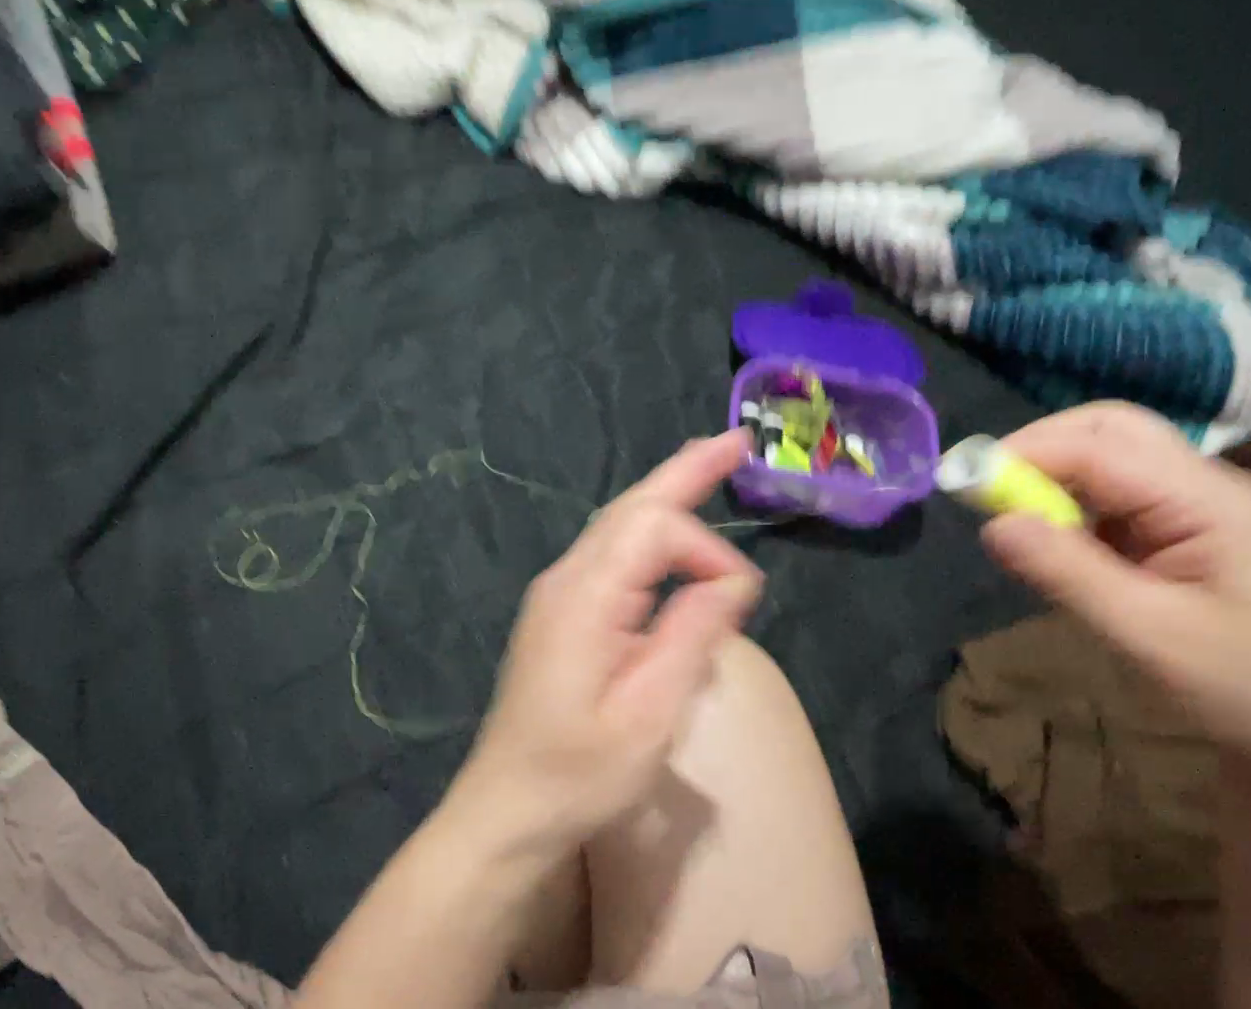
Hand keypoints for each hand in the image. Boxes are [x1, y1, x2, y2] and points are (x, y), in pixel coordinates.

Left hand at [444, 430, 763, 864]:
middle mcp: (566, 578)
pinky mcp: (560, 612)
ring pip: (618, 524)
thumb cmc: (579, 773)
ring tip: (711, 464)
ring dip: (667, 493)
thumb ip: (692, 635)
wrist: (507, 809)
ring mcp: (558, 593)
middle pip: (631, 507)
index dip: (709, 552)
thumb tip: (735, 580)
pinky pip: (610, 552)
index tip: (743, 602)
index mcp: (585, 595)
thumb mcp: (650, 714)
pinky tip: (669, 528)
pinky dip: (648, 529)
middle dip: (685, 471)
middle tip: (735, 442)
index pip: (656, 530)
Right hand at [979, 402, 1250, 782]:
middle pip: (1113, 432)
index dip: (1025, 455)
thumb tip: (991, 524)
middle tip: (989, 493)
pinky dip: (1082, 511)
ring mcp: (1211, 512)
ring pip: (1118, 462)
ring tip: (1020, 525)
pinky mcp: (1201, 540)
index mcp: (1212, 501)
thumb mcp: (1150, 636)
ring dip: (1060, 480)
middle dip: (1042, 450)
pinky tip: (1065, 551)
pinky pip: (1128, 501)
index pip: (1101, 446)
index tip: (961, 482)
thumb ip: (1068, 573)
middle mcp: (1213, 489)